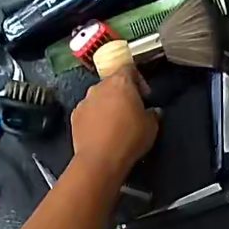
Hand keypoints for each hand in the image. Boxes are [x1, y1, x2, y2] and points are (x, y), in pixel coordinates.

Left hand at [71, 65, 157, 182]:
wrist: (100, 159)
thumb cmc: (130, 138)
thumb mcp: (151, 126)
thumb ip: (153, 114)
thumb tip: (153, 111)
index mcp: (121, 83)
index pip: (129, 69)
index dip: (138, 79)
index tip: (144, 96)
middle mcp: (100, 87)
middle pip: (112, 83)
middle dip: (122, 93)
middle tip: (131, 109)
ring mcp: (84, 101)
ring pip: (99, 96)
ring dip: (107, 104)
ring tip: (115, 122)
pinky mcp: (74, 116)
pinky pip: (88, 111)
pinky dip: (95, 116)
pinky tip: (101, 131)